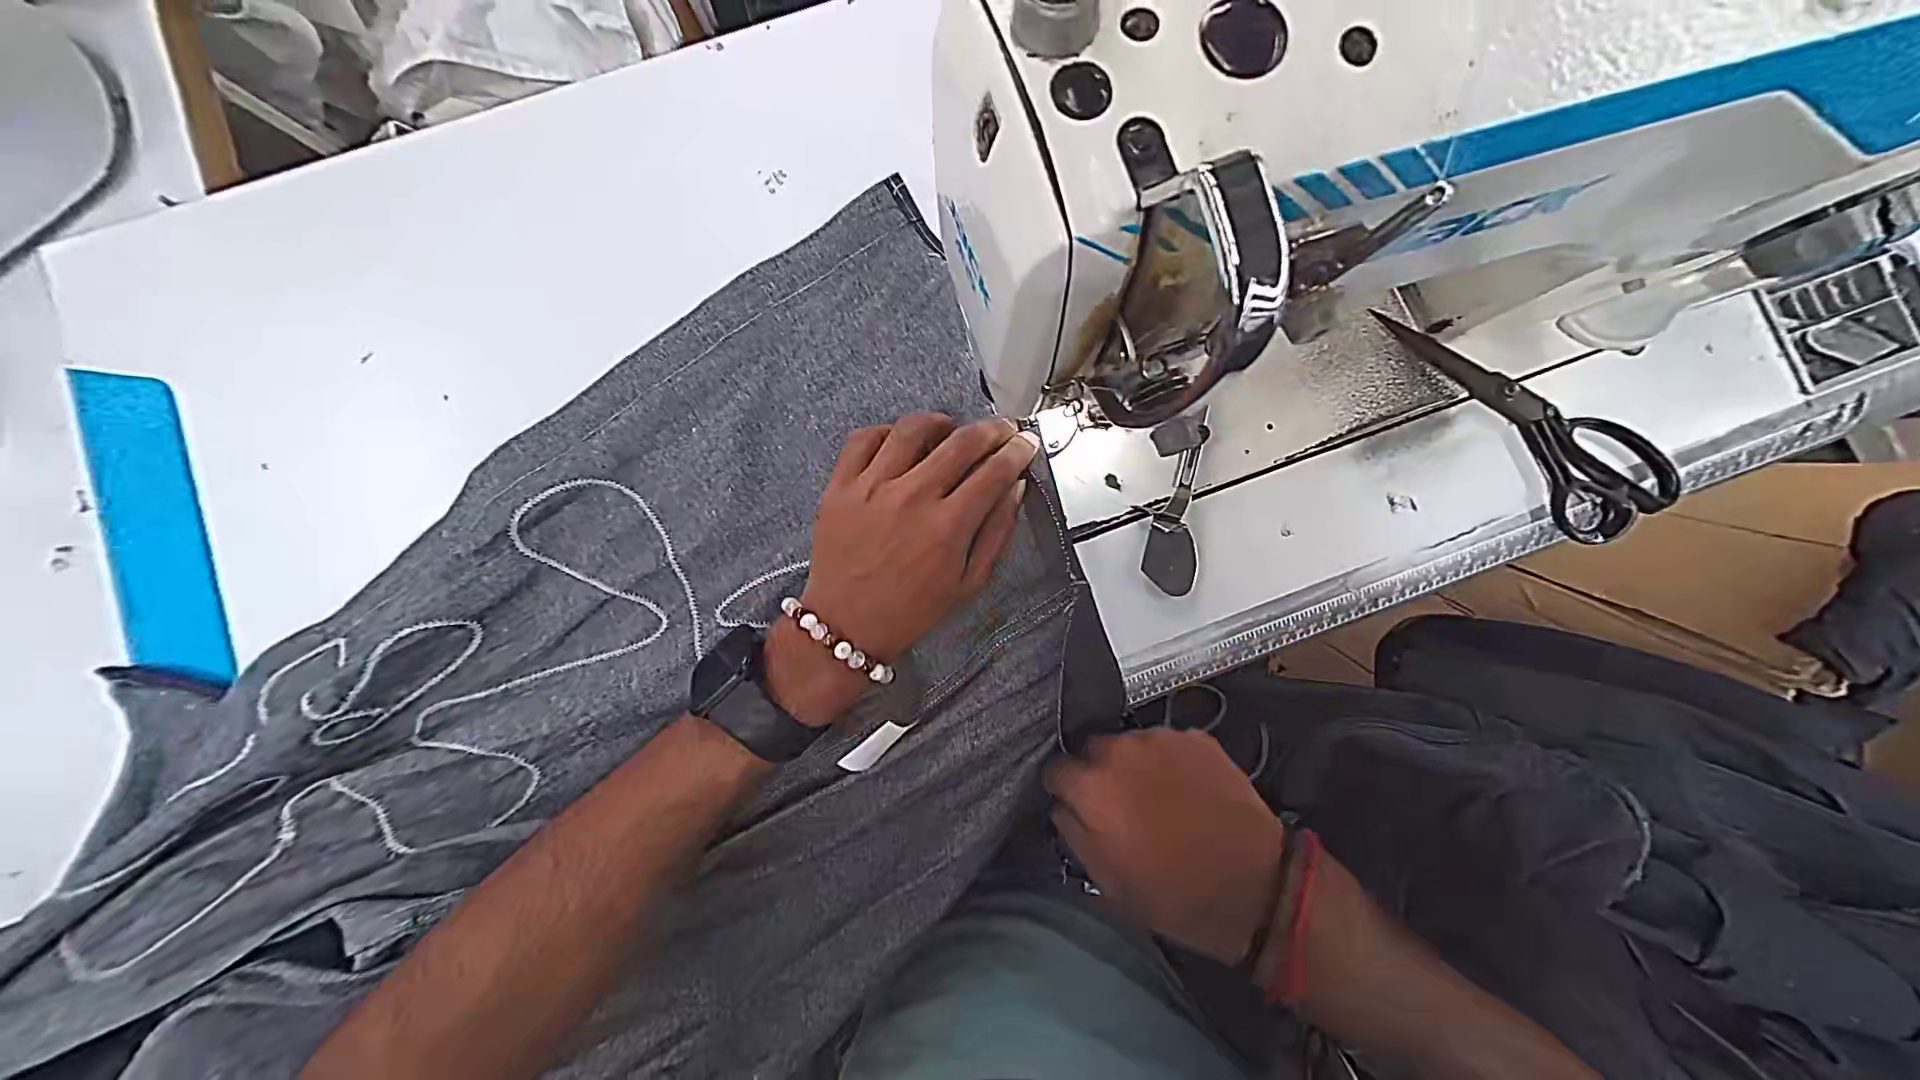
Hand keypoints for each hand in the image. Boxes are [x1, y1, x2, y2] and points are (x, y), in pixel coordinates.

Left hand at [762, 413, 1038, 727]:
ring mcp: (872, 489)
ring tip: (951, 428)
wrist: (848, 624)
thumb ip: (997, 533)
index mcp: (947, 526)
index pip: (994, 470)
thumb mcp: (968, 583)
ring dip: (941, 422)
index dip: (1017, 451)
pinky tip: (900, 440)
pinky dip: (887, 431)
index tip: (1024, 445)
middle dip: (992, 430)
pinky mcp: (841, 487)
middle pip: (962, 442)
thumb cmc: (906, 610)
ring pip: (913, 429)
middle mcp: (911, 499)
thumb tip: (1014, 491)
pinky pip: (864, 439)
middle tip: (1000, 430)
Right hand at [1045, 729, 1284, 963]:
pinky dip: (1169, 761)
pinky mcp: (1196, 738)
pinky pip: (1167, 743)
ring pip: (1131, 744)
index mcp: (1091, 787)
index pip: (1055, 770)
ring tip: (1157, 796)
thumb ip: (1072, 831)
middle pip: (1092, 750)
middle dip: (1099, 772)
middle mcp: (1119, 750)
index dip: (1064, 790)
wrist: (1256, 888)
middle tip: (1121, 803)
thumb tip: (1062, 805)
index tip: (1075, 804)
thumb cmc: (1174, 894)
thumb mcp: (1106, 880)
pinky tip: (1185, 788)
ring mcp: (1160, 739)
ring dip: (1135, 764)